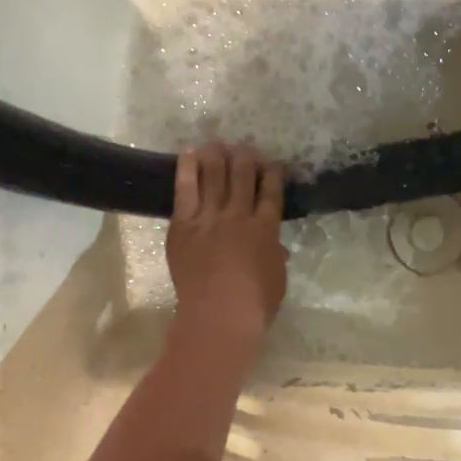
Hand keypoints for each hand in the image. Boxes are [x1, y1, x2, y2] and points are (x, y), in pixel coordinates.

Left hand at [165, 142, 287, 347]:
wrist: (218, 316)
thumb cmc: (254, 306)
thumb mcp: (276, 280)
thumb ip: (275, 257)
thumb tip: (276, 247)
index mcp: (266, 229)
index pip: (271, 191)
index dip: (272, 173)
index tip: (272, 164)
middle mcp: (239, 215)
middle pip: (243, 174)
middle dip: (247, 156)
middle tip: (246, 147)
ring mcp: (209, 217)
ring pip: (214, 174)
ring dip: (217, 154)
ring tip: (217, 143)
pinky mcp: (183, 224)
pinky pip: (185, 188)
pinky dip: (188, 167)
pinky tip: (190, 153)